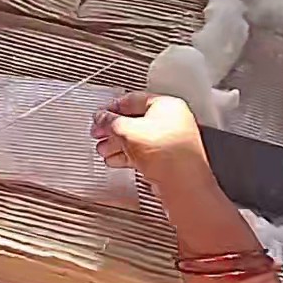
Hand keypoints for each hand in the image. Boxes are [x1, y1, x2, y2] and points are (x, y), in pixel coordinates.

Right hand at [92, 93, 213, 189]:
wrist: (183, 183)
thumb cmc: (166, 152)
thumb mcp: (127, 130)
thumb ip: (109, 122)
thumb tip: (101, 118)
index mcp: (166, 105)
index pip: (133, 100)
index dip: (112, 108)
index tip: (100, 115)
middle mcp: (172, 121)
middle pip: (135, 121)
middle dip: (113, 129)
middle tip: (99, 133)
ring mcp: (171, 141)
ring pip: (138, 139)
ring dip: (118, 144)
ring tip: (103, 149)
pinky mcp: (169, 160)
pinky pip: (144, 153)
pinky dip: (128, 156)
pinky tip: (115, 160)